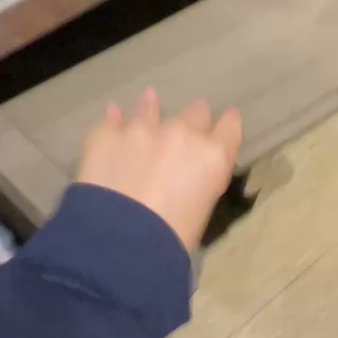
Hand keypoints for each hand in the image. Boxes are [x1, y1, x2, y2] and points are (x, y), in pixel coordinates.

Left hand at [77, 88, 241, 249]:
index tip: (226, 120)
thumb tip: (189, 178)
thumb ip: (200, 185)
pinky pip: (113, 119)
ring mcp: (143, 129)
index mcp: (212, 157)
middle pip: (195, 114)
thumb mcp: (200, 213)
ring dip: (151, 107)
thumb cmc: (171, 240)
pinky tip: (113, 114)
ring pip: (150, 108)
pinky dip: (115, 119)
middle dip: (194, 117)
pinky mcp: (108, 134)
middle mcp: (182, 134)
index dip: (227, 123)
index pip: (229, 128)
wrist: (121, 238)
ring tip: (150, 98)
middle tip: (192, 118)